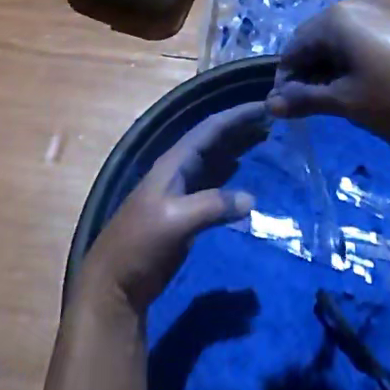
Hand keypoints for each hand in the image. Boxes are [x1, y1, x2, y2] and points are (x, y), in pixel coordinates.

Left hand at [79, 102, 268, 310]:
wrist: (116, 282)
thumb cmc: (140, 244)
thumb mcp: (176, 221)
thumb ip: (212, 206)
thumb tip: (251, 198)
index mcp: (173, 163)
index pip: (209, 129)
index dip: (236, 116)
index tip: (265, 107)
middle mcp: (178, 170)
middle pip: (214, 141)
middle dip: (241, 129)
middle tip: (273, 122)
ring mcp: (181, 192)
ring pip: (215, 162)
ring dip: (238, 151)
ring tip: (266, 142)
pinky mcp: (186, 214)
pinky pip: (214, 187)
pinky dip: (232, 180)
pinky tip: (247, 182)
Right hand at [268, 0, 389, 144]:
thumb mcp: (351, 103)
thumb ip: (307, 99)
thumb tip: (271, 103)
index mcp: (337, 17)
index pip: (294, 46)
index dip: (286, 80)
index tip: (287, 111)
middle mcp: (358, 1)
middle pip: (319, 38)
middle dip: (312, 72)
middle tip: (316, 109)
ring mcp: (389, 6)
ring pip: (347, 37)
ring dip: (337, 66)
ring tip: (347, 101)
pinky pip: (372, 36)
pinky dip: (363, 59)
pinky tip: (378, 85)